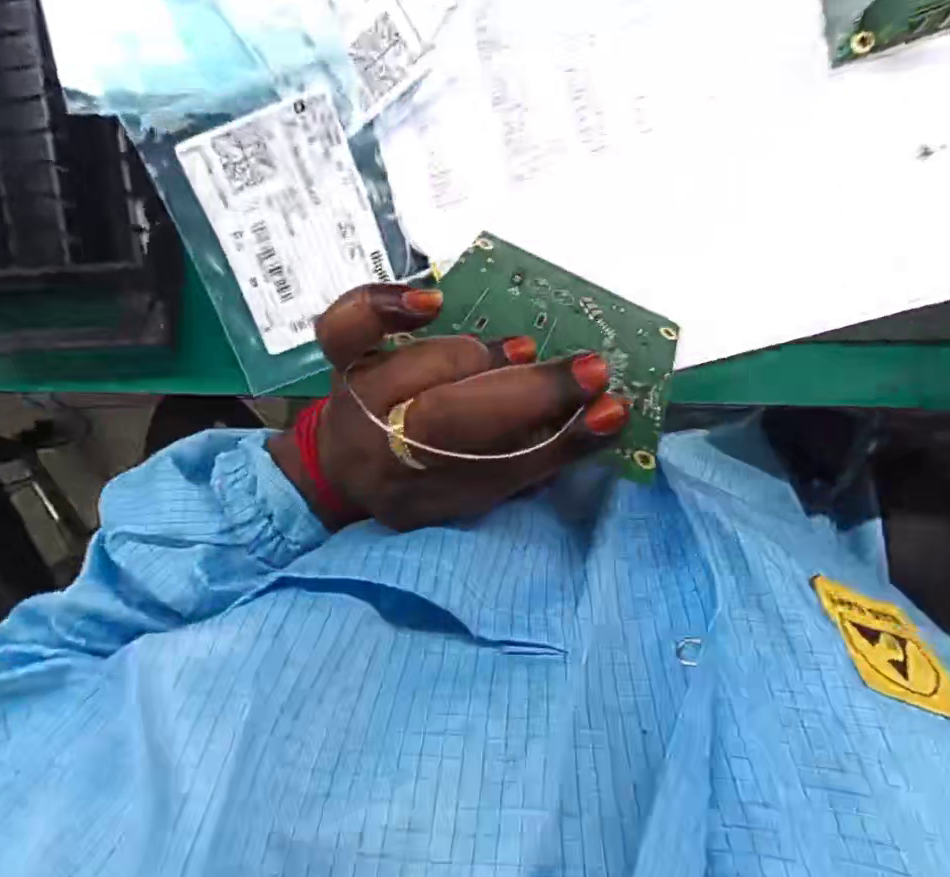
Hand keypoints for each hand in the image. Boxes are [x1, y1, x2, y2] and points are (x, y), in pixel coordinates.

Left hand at [268, 283, 629, 530]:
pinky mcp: (340, 364)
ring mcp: (354, 404)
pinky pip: (346, 328)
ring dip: (480, 358)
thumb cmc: (422, 479)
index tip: (609, 411)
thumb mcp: (475, 491)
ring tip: (519, 354)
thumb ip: (535, 459)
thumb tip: (606, 413)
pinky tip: (430, 303)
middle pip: (446, 419)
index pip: (485, 477)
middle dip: (525, 394)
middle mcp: (377, 456)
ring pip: (420, 368)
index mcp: (414, 500)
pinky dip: (383, 307)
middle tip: (585, 372)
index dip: (553, 445)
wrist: (342, 468)